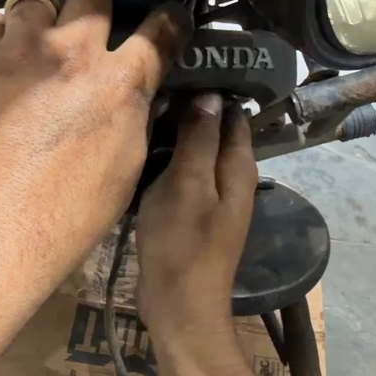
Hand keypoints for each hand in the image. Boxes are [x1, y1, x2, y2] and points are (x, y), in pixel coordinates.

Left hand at [0, 0, 187, 302]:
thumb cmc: (68, 218)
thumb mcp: (125, 168)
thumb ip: (131, 118)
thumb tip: (134, 96)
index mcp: (121, 83)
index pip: (160, 30)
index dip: (168, 21)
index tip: (167, 19)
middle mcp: (73, 52)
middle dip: (96, 6)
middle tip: (86, 30)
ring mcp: (19, 51)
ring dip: (43, 14)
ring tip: (35, 38)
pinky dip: (0, 33)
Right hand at [135, 94, 257, 375]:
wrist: (178, 307)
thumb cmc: (183, 245)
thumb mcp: (188, 185)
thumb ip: (199, 139)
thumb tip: (210, 93)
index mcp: (238, 166)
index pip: (231, 111)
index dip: (208, 88)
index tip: (175, 67)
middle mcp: (230, 178)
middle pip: (211, 130)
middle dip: (185, 109)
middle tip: (148, 87)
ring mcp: (209, 198)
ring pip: (192, 153)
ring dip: (170, 136)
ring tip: (138, 112)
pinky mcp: (189, 215)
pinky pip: (178, 176)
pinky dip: (162, 162)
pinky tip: (137, 153)